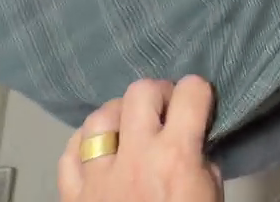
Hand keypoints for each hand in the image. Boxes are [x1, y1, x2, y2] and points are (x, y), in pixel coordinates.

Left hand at [59, 77, 221, 201]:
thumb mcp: (210, 198)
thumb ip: (200, 161)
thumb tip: (191, 140)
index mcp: (176, 156)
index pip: (191, 90)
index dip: (199, 93)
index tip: (199, 106)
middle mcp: (135, 157)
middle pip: (141, 91)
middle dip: (158, 95)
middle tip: (165, 114)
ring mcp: (98, 178)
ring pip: (99, 116)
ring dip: (118, 117)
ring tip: (129, 130)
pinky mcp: (72, 199)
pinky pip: (69, 154)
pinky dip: (84, 146)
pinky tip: (100, 153)